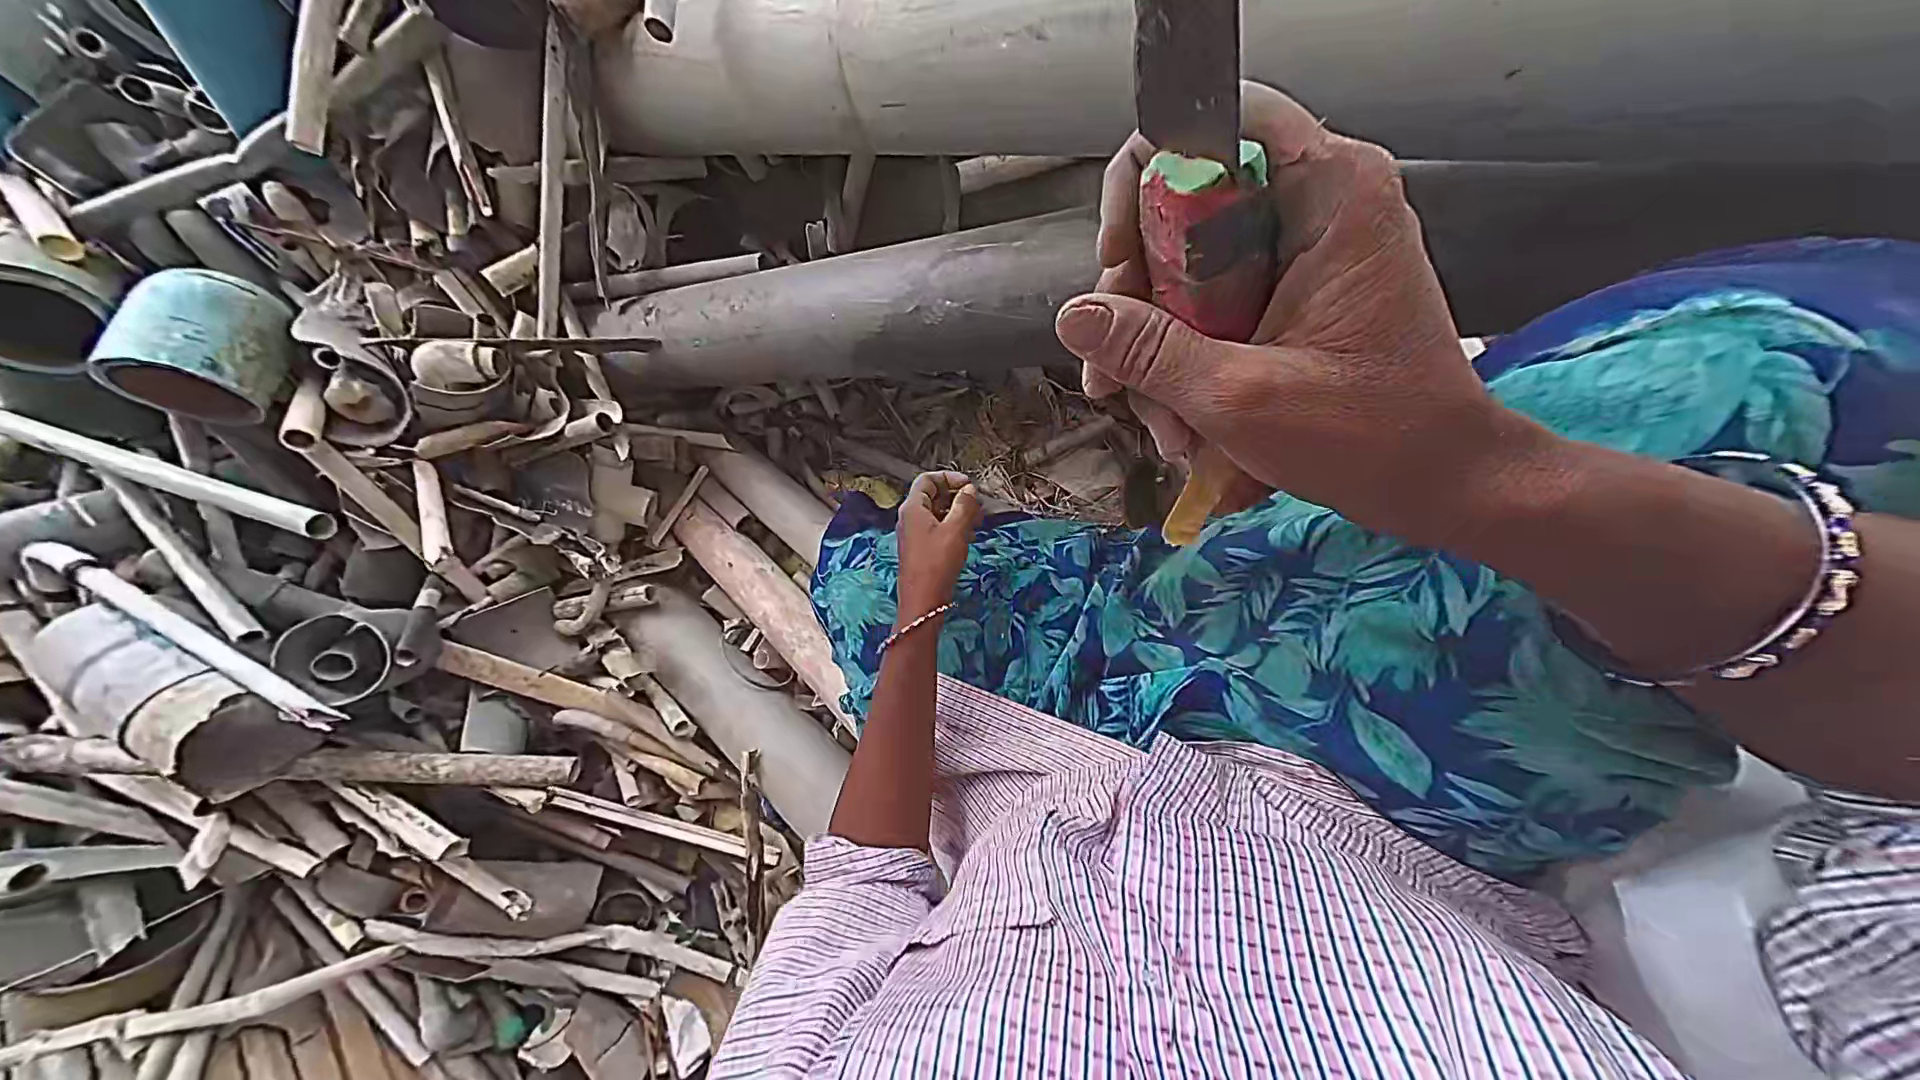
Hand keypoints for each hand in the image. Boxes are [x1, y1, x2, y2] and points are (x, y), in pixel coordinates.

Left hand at [896, 471, 982, 621]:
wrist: (922, 600)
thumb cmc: (937, 562)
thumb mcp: (955, 530)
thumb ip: (964, 506)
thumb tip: (969, 490)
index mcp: (913, 508)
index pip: (927, 480)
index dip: (949, 478)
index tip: (969, 486)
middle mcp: (910, 518)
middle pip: (933, 496)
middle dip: (956, 497)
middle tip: (977, 505)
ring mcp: (914, 534)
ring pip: (937, 514)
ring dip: (957, 513)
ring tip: (977, 521)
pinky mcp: (921, 548)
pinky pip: (937, 529)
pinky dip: (952, 527)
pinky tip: (968, 536)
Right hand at [1055, 81, 1526, 544]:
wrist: (1433, 482)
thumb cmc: (1364, 436)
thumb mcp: (1238, 395)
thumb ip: (1149, 351)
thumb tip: (1073, 315)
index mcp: (1326, 192)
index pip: (1209, 127)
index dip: (1143, 184)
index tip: (1116, 265)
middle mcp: (1309, 207)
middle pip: (1180, 214)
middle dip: (1135, 303)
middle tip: (1114, 375)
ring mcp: (1294, 258)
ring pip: (1181, 276)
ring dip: (1153, 354)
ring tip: (1163, 427)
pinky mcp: (1283, 302)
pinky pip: (1203, 313)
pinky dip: (1180, 366)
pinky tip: (1178, 423)